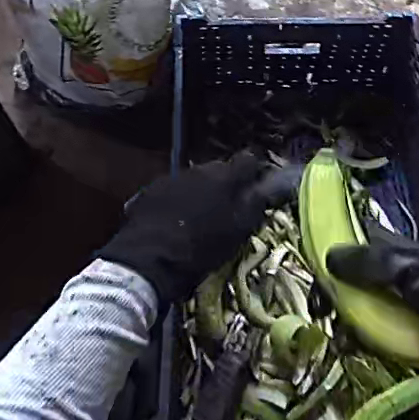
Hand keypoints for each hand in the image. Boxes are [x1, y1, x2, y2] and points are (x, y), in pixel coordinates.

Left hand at [99, 153, 292, 310]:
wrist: (148, 259)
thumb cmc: (202, 248)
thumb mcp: (238, 231)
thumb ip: (256, 204)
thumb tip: (269, 187)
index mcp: (226, 176)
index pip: (250, 159)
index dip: (256, 172)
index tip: (258, 187)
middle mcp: (201, 168)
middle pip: (222, 169)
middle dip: (228, 183)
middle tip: (229, 207)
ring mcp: (174, 176)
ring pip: (198, 178)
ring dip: (203, 191)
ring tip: (201, 215)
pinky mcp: (152, 189)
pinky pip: (175, 188)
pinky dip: (180, 199)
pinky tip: (176, 218)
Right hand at [327, 232, 418, 418]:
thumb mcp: (411, 271)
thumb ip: (370, 262)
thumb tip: (327, 256)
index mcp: (383, 244)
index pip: (343, 227)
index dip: (319, 230)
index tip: (295, 243)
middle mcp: (375, 266)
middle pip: (335, 267)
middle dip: (321, 282)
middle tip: (314, 304)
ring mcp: (379, 297)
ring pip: (341, 298)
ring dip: (331, 310)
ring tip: (328, 326)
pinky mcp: (383, 327)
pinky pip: (354, 325)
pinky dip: (346, 333)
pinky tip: (344, 342)